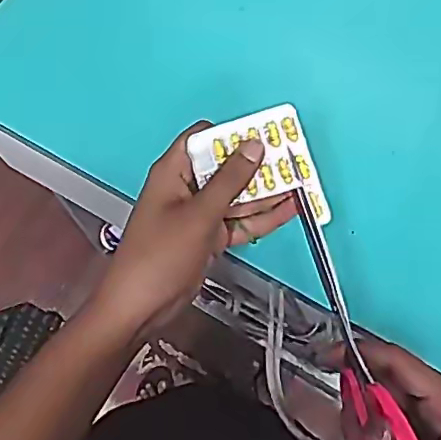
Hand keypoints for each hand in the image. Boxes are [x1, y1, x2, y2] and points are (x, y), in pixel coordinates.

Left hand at [90, 123, 298, 332]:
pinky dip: (260, 218)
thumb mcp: (199, 214)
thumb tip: (252, 148)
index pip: (203, 138)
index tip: (262, 135)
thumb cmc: (155, 258)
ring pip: (236, 195)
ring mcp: (197, 214)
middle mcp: (184, 189)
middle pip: (224, 167)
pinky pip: (238, 221)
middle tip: (289, 160)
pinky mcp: (207, 237)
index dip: (232, 135)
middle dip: (256, 165)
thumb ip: (229, 180)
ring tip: (298, 183)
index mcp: (172, 173)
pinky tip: (285, 210)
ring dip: (264, 192)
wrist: (142, 305)